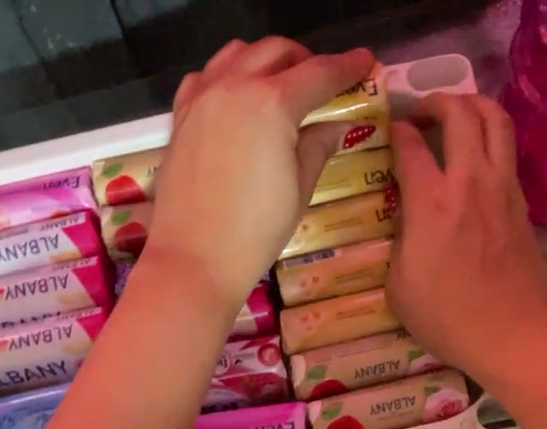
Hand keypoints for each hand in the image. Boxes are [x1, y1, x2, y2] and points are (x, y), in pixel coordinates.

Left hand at [145, 39, 374, 307]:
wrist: (195, 259)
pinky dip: (227, 75)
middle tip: (323, 81)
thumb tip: (332, 127)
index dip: (347, 67)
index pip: (319, 74)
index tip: (365, 62)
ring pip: (239, 54)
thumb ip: (317, 149)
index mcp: (273, 104)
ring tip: (280, 84)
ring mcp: (202, 98)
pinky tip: (236, 97)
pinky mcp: (181, 116)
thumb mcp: (298, 192)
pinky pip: (205, 76)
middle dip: (306, 60)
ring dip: (266, 60)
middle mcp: (235, 87)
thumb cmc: (256, 233)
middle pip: (277, 52)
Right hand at [386, 94, 546, 381]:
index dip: (395, 131)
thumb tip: (405, 223)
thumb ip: (398, 243)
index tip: (388, 132)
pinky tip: (477, 159)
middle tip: (422, 112)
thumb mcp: (399, 287)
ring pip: (496, 120)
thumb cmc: (448, 320)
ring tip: (457, 116)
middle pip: (460, 112)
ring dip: (473, 106)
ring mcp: (502, 189)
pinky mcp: (523, 204)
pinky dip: (491, 140)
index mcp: (431, 203)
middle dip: (437, 101)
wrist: (512, 336)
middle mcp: (470, 182)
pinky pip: (507, 153)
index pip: (410, 144)